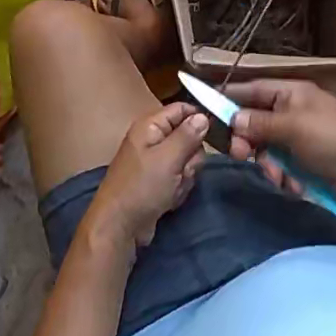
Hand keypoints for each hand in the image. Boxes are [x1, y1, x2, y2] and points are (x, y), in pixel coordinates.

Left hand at [81, 103, 209, 249]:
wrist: (120, 226)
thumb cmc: (142, 187)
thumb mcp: (168, 158)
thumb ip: (188, 135)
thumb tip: (203, 116)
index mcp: (150, 125)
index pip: (182, 109)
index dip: (198, 119)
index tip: (214, 134)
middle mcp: (153, 139)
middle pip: (189, 136)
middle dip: (191, 157)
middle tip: (182, 170)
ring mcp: (156, 160)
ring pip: (188, 159)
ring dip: (185, 175)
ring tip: (172, 187)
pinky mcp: (159, 180)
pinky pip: (180, 176)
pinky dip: (179, 187)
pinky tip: (169, 198)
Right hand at [221, 78, 335, 198]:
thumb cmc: (332, 137)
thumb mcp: (292, 126)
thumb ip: (258, 122)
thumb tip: (232, 118)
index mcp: (289, 93)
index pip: (250, 89)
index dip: (228, 97)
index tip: (205, 107)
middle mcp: (291, 112)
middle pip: (254, 123)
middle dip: (249, 142)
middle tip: (243, 155)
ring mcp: (298, 139)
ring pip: (265, 150)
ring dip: (269, 165)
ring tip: (281, 176)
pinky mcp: (304, 163)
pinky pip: (281, 168)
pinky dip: (285, 177)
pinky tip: (296, 185)